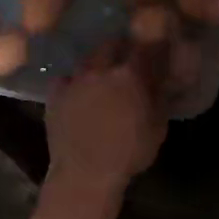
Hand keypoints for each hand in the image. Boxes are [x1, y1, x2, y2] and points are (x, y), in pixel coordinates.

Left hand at [45, 42, 167, 190]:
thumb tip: (163, 81)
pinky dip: (73, 82)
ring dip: (97, 63)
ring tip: (101, 76)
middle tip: (127, 59)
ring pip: (87, 60)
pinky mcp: (55, 94)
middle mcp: (100, 69)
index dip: (151, 46)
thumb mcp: (157, 129)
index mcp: (130, 75)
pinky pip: (65, 79)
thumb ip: (160, 99)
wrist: (84, 173)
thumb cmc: (128, 154)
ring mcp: (75, 80)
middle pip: (111, 45)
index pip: (144, 47)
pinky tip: (77, 93)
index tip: (155, 50)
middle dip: (121, 48)